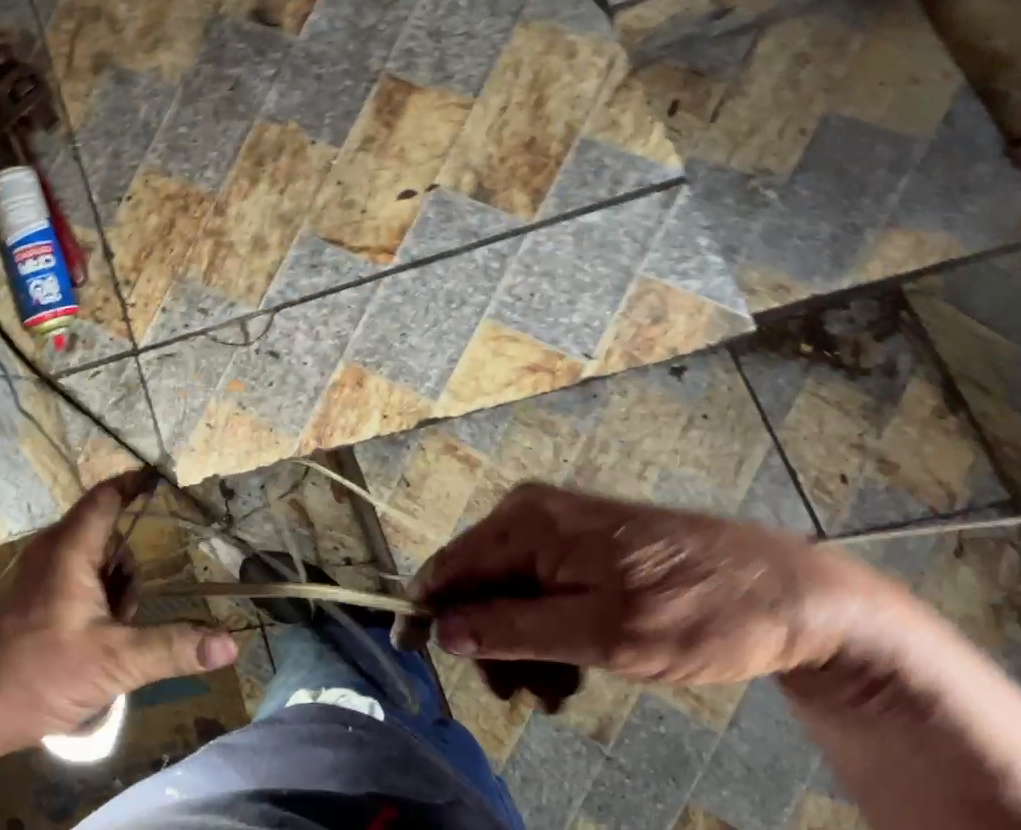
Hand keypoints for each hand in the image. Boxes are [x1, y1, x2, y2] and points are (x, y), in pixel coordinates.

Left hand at [0, 476, 238, 762]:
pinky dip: (89, 608)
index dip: (137, 484)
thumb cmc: (33, 673)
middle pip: (106, 538)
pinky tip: (83, 652)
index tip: (165, 478)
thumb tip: (230, 643)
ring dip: (109, 597)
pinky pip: (70, 587)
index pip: (108, 496)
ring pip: (89, 568)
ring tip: (102, 645)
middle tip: (125, 620)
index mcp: (68, 548)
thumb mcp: (113, 663)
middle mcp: (48, 551)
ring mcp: (32, 577)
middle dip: (127, 574)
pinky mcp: (22, 602)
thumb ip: (172, 649)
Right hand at [407, 483, 888, 685]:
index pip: (448, 566)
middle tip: (522, 695)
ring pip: (508, 591)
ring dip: (520, 644)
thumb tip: (442, 631)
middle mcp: (529, 514)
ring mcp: (557, 527)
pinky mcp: (582, 545)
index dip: (427, 612)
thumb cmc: (699, 613)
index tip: (412, 655)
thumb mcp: (602, 634)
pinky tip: (572, 668)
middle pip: (478, 582)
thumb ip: (513, 630)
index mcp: (526, 522)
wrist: (797, 596)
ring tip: (557, 692)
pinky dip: (546, 630)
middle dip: (489, 640)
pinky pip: (540, 588)